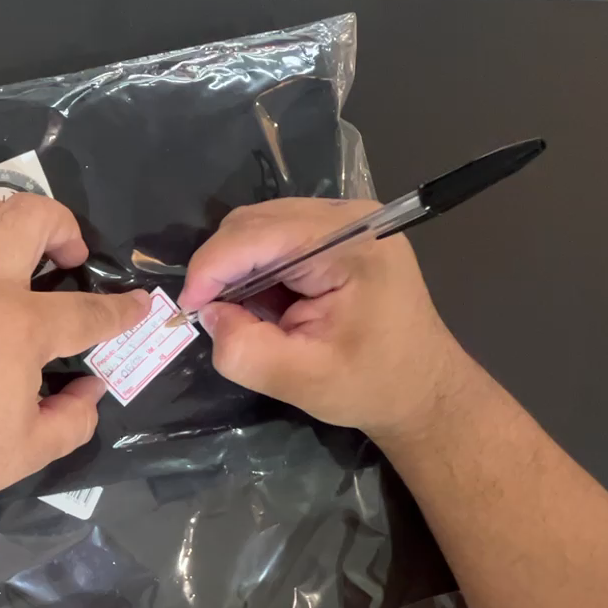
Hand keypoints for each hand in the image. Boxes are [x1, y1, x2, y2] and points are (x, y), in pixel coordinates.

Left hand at [0, 191, 148, 542]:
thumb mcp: (31, 450)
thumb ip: (75, 415)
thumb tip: (91, 389)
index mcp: (16, 325)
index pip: (87, 310)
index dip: (121, 310)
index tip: (136, 306)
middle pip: (31, 215)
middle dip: (65, 227)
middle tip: (69, 257)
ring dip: (3, 217)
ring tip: (12, 248)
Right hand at [178, 198, 476, 440]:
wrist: (421, 389)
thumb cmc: (370, 386)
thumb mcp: (301, 380)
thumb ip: (245, 350)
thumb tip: (208, 315)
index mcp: (348, 244)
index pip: (255, 234)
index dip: (209, 270)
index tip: (186, 311)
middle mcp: (347, 218)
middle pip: (252, 223)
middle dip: (220, 269)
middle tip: (211, 317)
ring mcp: (343, 223)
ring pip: (256, 228)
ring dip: (234, 270)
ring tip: (241, 315)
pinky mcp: (335, 237)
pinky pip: (271, 240)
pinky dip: (251, 270)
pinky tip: (261, 305)